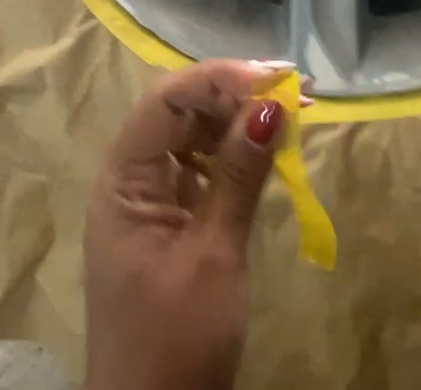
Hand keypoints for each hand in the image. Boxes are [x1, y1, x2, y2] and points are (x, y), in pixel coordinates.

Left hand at [84, 60, 296, 389]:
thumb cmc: (175, 340)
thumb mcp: (213, 253)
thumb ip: (238, 174)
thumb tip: (271, 105)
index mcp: (124, 182)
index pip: (166, 101)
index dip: (219, 79)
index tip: (277, 80)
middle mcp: (132, 180)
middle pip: (179, 110)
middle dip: (235, 92)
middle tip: (296, 91)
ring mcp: (153, 200)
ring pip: (194, 135)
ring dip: (240, 118)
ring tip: (292, 113)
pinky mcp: (175, 221)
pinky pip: (204, 166)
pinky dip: (237, 152)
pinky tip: (270, 150)